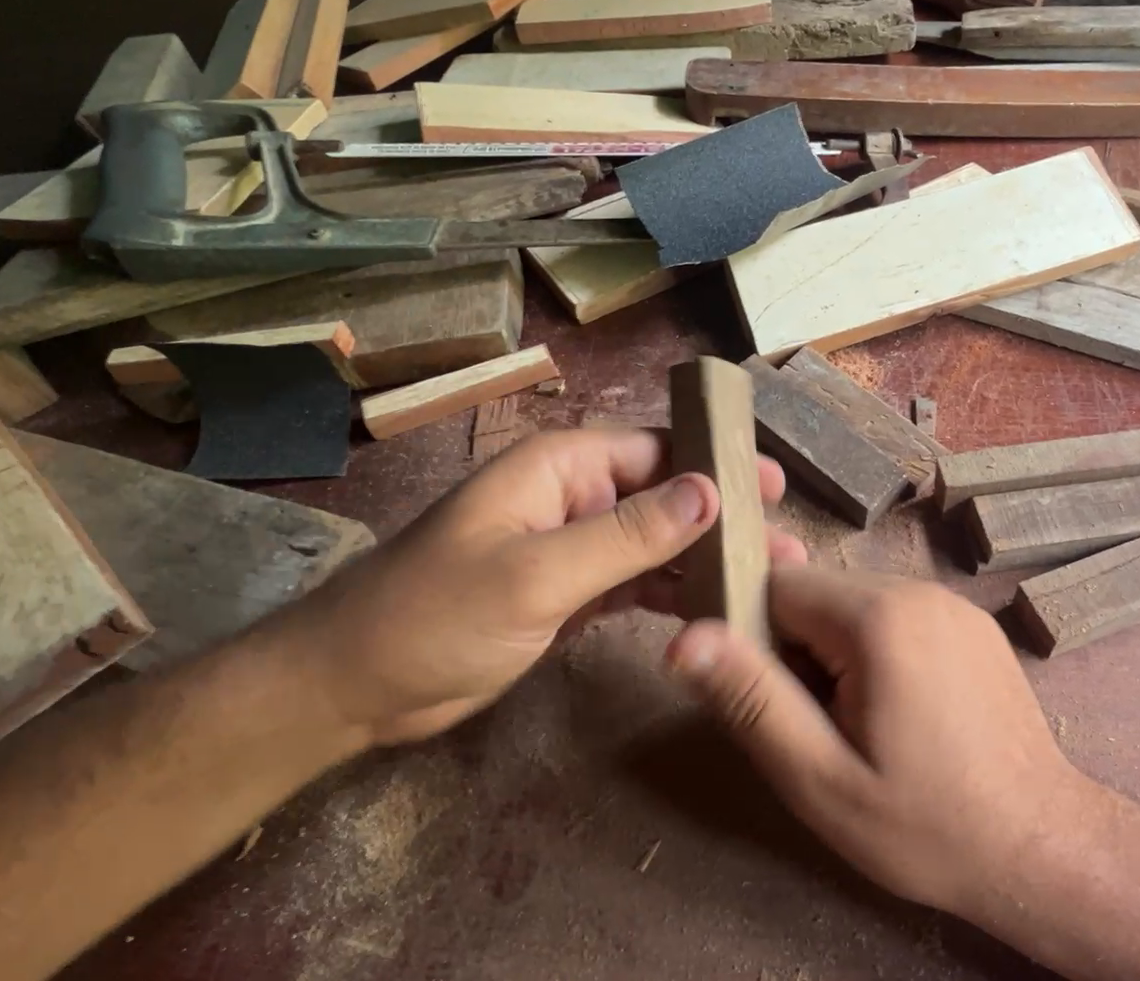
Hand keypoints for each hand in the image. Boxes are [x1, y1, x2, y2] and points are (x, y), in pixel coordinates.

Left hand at [277, 428, 805, 745]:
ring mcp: (573, 548)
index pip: (655, 451)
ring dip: (705, 560)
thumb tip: (709, 493)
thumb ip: (626, 536)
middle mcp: (574, 498)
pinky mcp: (571, 594)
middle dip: (723, 518)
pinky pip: (635, 584)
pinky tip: (714, 610)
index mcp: (561, 469)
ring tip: (766, 581)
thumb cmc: (435, 615)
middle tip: (785, 543)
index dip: (716, 466)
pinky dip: (672, 594)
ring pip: (655, 544)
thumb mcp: (537, 574)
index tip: (773, 486)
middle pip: (664, 497)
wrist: (355, 688)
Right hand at [662, 567, 1086, 917]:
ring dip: (837, 651)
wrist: (1040, 844)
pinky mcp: (971, 622)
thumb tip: (685, 637)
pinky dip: (878, 650)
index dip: (755, 636)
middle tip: (819, 724)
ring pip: (853, 603)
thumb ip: (750, 699)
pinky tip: (901, 711)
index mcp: (877, 618)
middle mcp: (918, 589)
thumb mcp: (820, 778)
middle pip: (816, 592)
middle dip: (798, 648)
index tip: (769, 696)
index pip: (775, 585)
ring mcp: (951, 602)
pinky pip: (897, 616)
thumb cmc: (924, 824)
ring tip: (861, 723)